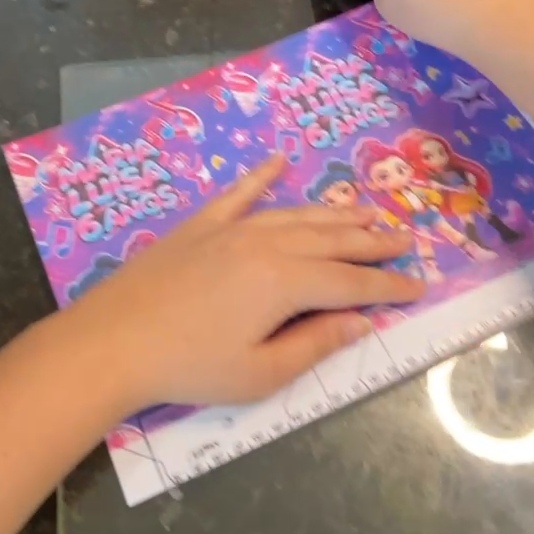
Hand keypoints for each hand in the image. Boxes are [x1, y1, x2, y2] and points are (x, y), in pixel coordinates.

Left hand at [54, 155, 421, 409]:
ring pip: (294, 214)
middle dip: (370, 240)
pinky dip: (260, 177)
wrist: (114, 340)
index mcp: (284, 281)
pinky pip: (238, 194)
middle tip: (403, 237)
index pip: (350, 281)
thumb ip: (315, 343)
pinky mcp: (199, 225)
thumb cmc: (189, 366)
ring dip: (333, 213)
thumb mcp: (260, 372)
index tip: (419, 283)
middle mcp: (264, 243)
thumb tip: (361, 319)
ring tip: (364, 211)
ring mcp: (229, 228)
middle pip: (329, 239)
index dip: (387, 285)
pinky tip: (278, 161)